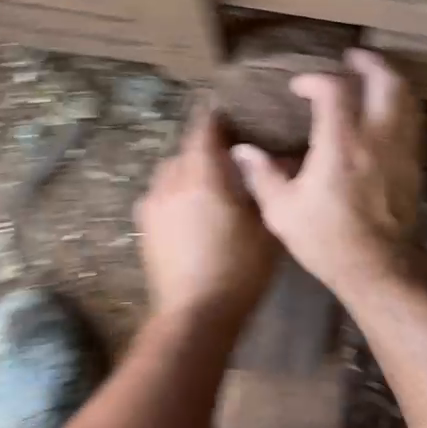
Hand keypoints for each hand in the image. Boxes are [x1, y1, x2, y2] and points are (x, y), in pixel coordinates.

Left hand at [135, 106, 278, 320]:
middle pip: (186, 150)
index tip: (233, 111)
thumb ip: (270, 186)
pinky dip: (176, 193)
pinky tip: (194, 211)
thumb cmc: (239, 268)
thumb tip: (282, 158)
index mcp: (203, 174)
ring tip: (212, 183)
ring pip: (170, 172)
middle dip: (206, 147)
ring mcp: (152, 205)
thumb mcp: (267, 225)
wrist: (194, 316)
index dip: (218, 117)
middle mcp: (172, 181)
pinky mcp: (144, 227)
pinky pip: (161, 195)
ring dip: (188, 170)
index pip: (205, 128)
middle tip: (232, 155)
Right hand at [230, 49, 423, 296]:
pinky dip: (404, 104)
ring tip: (374, 75)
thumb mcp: (283, 211)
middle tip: (352, 57)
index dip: (316, 79)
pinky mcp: (415, 163)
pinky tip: (390, 109)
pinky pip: (415, 120)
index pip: (334, 90)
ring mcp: (401, 149)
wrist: (380, 268)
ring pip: (407, 97)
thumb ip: (262, 175)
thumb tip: (240, 151)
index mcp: (341, 145)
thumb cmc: (327, 239)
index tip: (300, 87)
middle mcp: (377, 138)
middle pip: (385, 81)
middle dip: (369, 63)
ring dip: (391, 79)